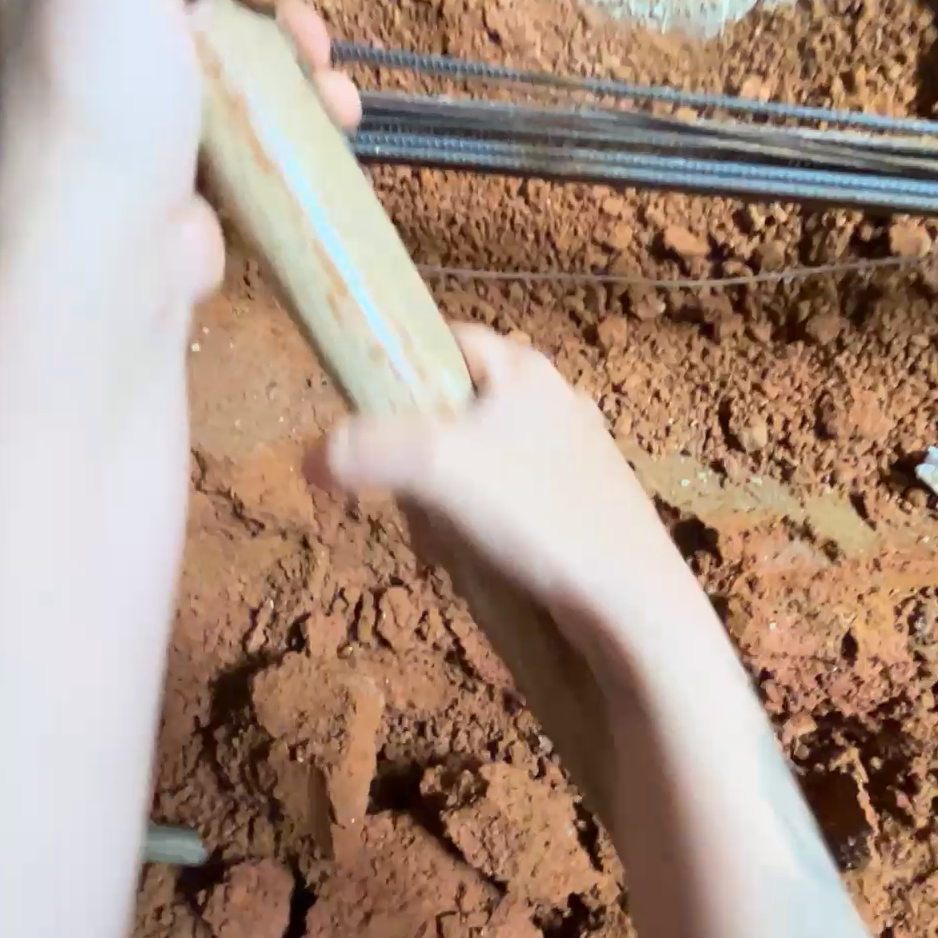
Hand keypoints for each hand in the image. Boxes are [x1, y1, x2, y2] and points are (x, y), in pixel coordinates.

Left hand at [0, 0, 359, 326]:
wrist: (116, 240)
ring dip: (305, 63)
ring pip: (247, 54)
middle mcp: (106, 24)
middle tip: (303, 33)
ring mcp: (158, 97)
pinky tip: (338, 121)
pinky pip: (263, 119)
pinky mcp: (203, 157)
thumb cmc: (101, 95)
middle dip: (273, 3)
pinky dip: (306, 116)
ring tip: (333, 88)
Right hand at [311, 326, 698, 630]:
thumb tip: (308, 459)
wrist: (628, 599)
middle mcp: (554, 401)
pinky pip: (509, 496)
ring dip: (447, 496)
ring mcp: (572, 453)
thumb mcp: (438, 466)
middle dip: (419, 451)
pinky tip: (479, 557)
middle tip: (405, 494)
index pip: (446, 339)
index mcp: (526, 370)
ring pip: (481, 458)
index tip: (368, 413)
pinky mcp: (580, 501)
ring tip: (442, 540)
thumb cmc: (538, 513)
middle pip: (457, 404)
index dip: (400, 366)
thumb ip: (366, 449)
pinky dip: (482, 521)